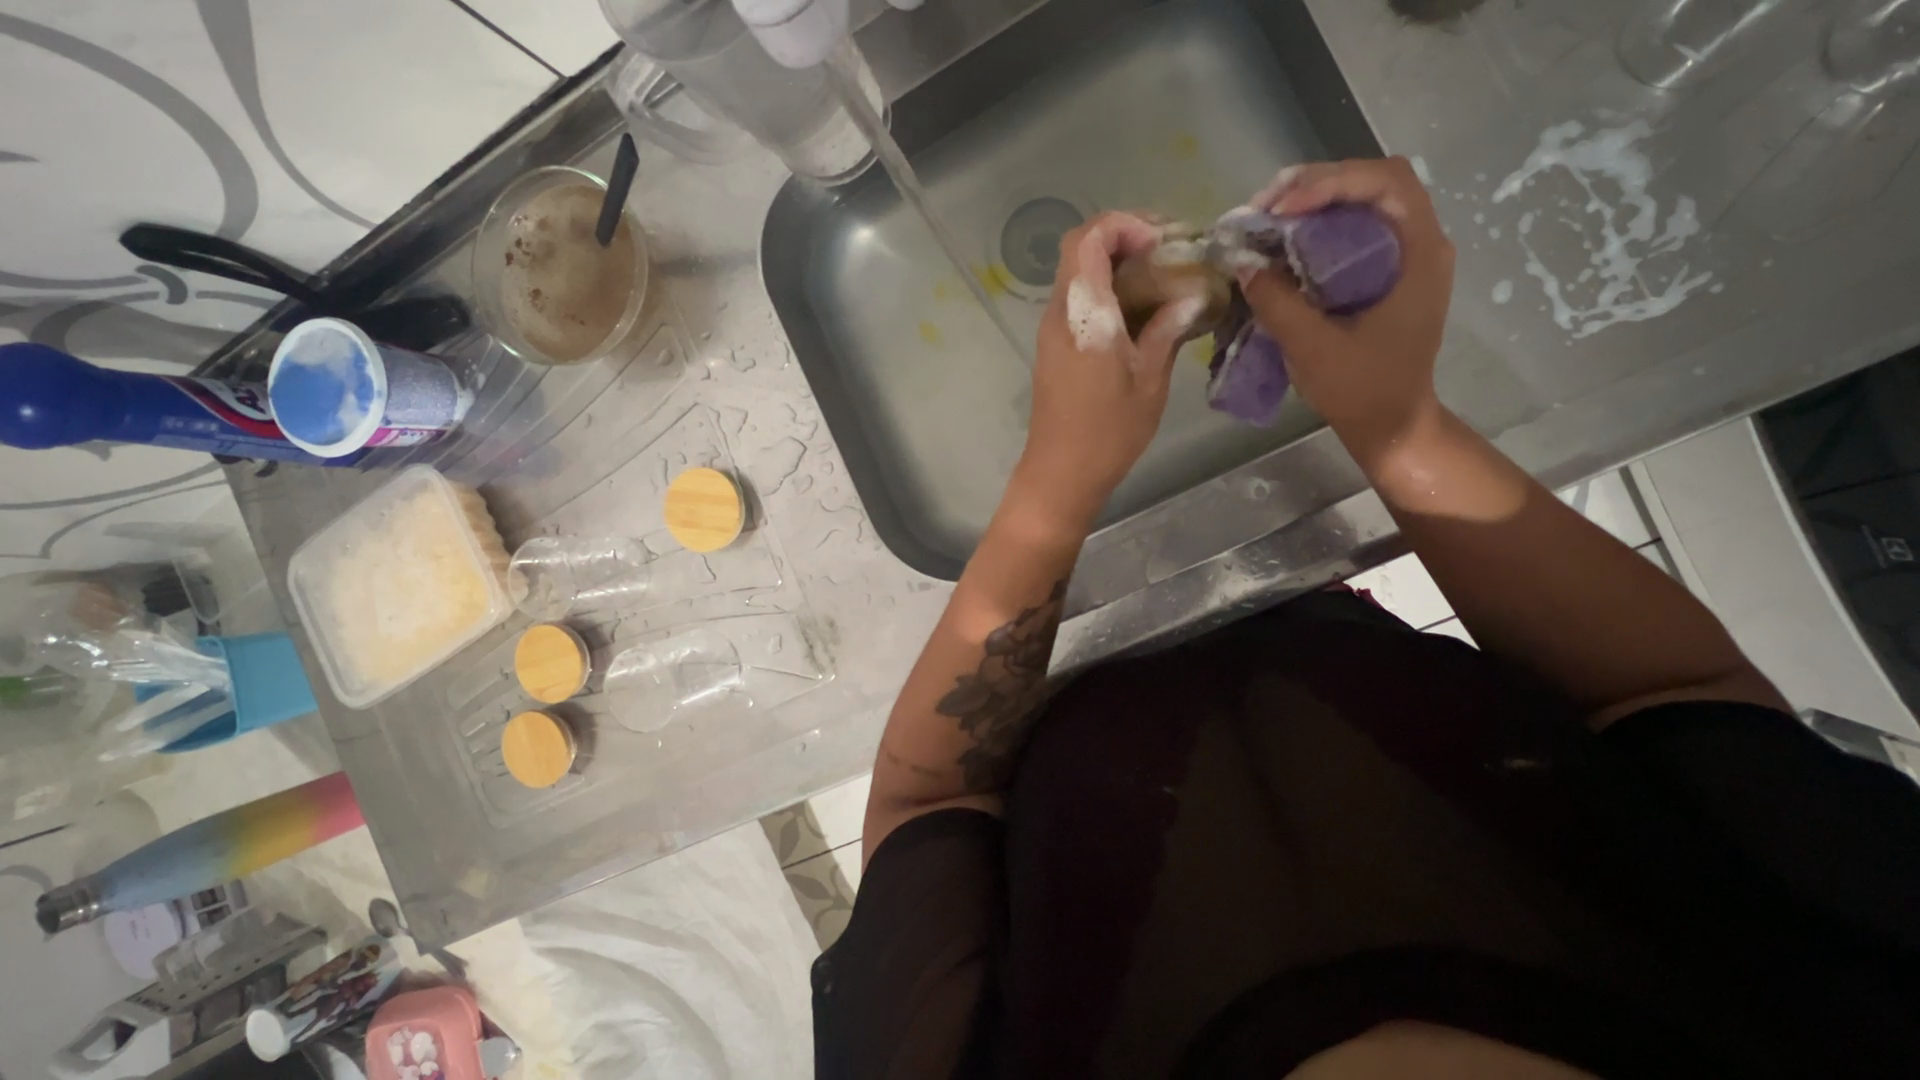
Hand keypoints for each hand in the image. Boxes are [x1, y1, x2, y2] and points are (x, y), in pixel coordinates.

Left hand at [1012, 213, 1207, 529]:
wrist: (1060, 474)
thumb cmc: (1107, 433)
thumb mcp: (1150, 380)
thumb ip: (1167, 328)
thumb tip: (1189, 295)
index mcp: (1083, 314)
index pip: (1088, 238)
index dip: (1124, 226)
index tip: (1162, 243)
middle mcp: (1060, 313)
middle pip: (1080, 250)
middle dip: (1125, 240)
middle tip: (1170, 255)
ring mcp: (1053, 330)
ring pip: (1079, 275)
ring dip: (1118, 268)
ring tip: (1165, 282)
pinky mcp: (1056, 348)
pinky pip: (1080, 303)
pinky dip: (1109, 294)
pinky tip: (1143, 314)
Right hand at [1240, 157, 1454, 456]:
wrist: (1391, 425)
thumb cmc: (1363, 390)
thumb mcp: (1314, 349)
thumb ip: (1278, 303)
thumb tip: (1244, 264)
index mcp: (1420, 253)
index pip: (1384, 181)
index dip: (1329, 182)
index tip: (1282, 209)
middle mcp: (1420, 243)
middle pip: (1372, 182)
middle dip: (1315, 184)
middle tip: (1266, 206)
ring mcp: (1405, 257)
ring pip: (1361, 202)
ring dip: (1313, 202)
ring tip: (1268, 218)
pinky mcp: (1386, 273)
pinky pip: (1352, 230)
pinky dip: (1317, 226)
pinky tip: (1285, 241)